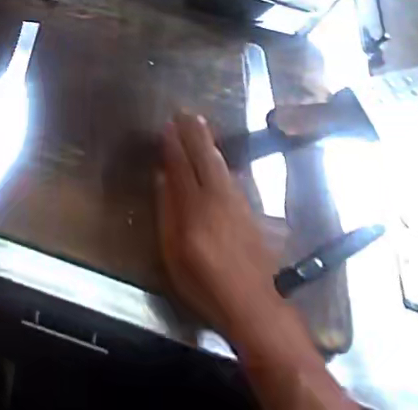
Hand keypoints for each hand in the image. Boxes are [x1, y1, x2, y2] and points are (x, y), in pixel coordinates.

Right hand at [158, 114, 358, 409]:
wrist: (256, 305)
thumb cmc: (206, 284)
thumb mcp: (173, 253)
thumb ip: (167, 212)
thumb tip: (162, 179)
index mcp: (193, 205)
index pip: (180, 165)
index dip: (172, 144)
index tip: (166, 126)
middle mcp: (217, 196)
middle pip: (203, 157)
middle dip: (193, 133)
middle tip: (185, 113)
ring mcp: (237, 202)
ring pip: (220, 164)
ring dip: (208, 143)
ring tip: (200, 127)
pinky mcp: (250, 212)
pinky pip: (230, 175)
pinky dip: (221, 160)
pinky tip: (219, 158)